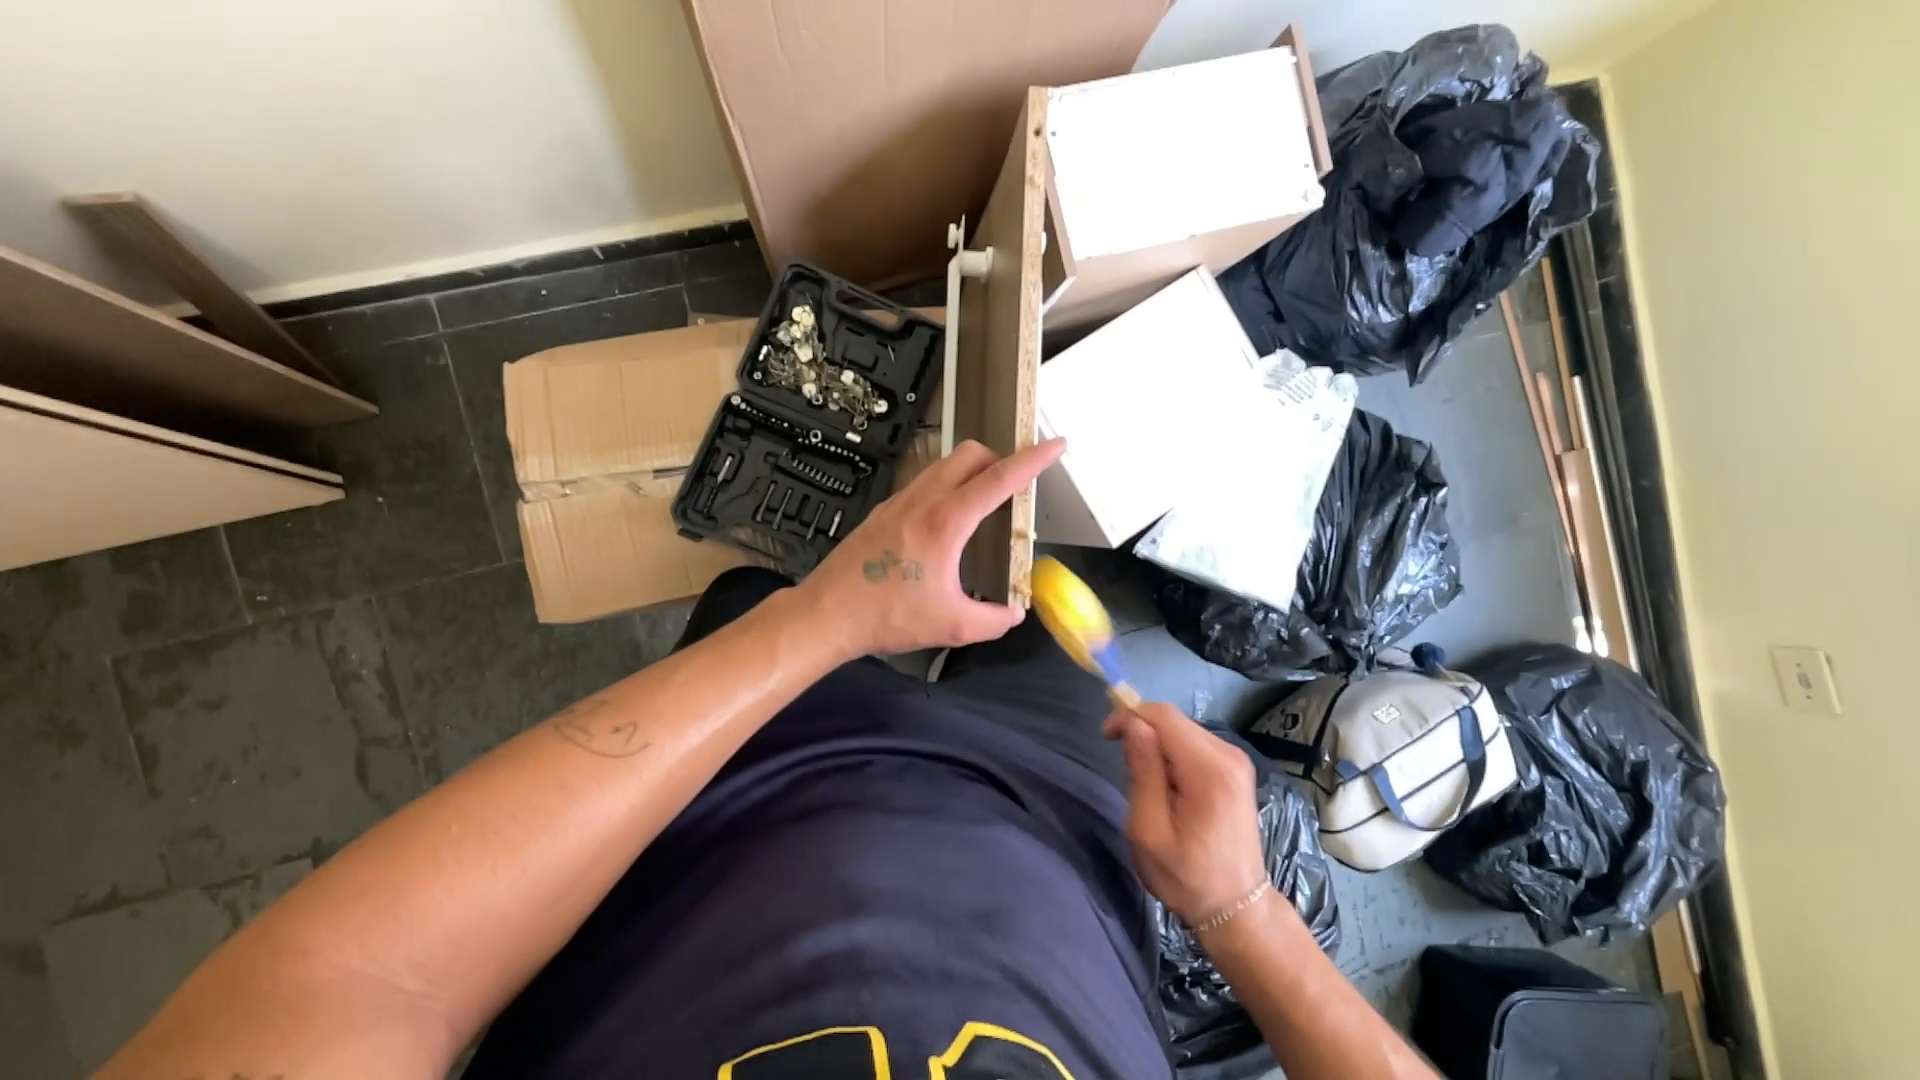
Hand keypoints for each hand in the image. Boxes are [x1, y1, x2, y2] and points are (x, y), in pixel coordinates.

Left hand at [796, 437, 1065, 656]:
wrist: (827, 614)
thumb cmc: (886, 617)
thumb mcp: (952, 626)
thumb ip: (994, 620)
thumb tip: (1013, 614)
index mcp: (945, 522)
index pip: (999, 479)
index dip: (1033, 460)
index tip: (1055, 445)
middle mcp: (922, 502)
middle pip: (970, 454)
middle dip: (1000, 458)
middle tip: (1016, 483)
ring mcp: (899, 503)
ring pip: (943, 464)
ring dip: (971, 471)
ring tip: (984, 502)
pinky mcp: (883, 512)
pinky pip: (923, 483)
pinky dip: (946, 487)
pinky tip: (946, 522)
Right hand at [1112, 703, 1268, 924]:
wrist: (1237, 906)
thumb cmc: (1187, 876)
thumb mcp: (1150, 830)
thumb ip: (1143, 772)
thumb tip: (1133, 725)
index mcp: (1209, 770)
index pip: (1164, 716)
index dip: (1130, 716)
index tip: (1106, 739)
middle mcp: (1229, 755)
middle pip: (1174, 720)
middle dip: (1143, 733)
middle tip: (1126, 769)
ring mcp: (1237, 761)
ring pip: (1183, 730)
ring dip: (1157, 746)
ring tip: (1148, 785)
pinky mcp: (1236, 770)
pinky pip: (1195, 744)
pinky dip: (1174, 755)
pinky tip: (1170, 787)